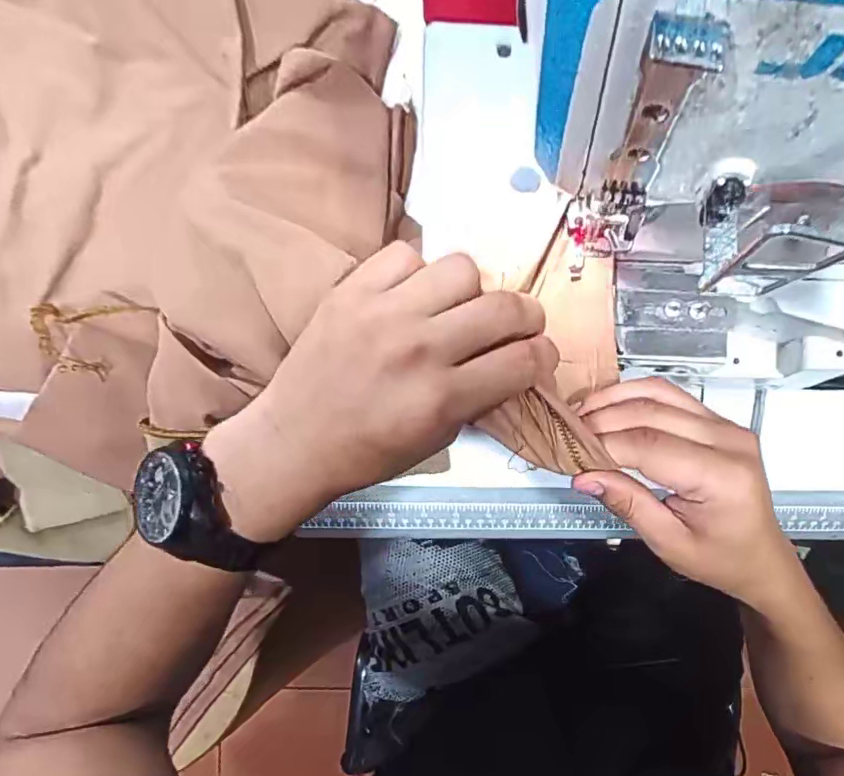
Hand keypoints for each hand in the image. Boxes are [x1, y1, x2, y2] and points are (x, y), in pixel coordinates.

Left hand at [203, 243, 555, 541]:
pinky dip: (421, 274)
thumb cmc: (375, 450)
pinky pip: (407, 256)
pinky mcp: (351, 290)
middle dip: (528, 316)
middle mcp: (419, 349)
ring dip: (476, 290)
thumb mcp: (441, 437)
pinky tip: (416, 297)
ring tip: (463, 308)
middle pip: (503, 308)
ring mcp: (383, 313)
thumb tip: (514, 364)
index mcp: (444, 397)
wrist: (298, 439)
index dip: (545, 356)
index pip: (522, 360)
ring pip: (462, 268)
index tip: (543, 356)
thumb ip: (481, 397)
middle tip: (522, 326)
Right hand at [571, 378, 805, 613]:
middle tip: (566, 431)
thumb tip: (584, 477)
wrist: (761, 558)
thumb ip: (630, 504)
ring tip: (581, 412)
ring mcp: (729, 426)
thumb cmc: (720, 560)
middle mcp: (730, 441)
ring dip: (617, 398)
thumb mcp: (670, 543)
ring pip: (662, 394)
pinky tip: (611, 406)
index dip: (604, 445)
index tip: (570, 453)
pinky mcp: (723, 423)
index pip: (650, 445)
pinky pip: (675, 397)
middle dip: (604, 419)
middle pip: (653, 413)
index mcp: (722, 475)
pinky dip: (638, 397)